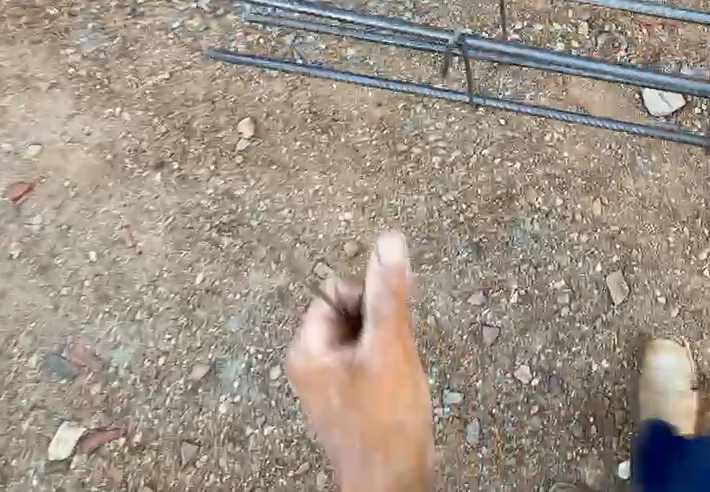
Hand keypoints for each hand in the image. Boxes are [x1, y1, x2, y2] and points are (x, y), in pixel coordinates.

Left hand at [285, 232, 433, 491]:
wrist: (395, 481)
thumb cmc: (386, 419)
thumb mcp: (389, 345)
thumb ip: (389, 291)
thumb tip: (390, 241)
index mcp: (308, 350)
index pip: (337, 291)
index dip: (369, 296)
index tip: (392, 316)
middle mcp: (312, 364)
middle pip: (352, 310)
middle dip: (382, 319)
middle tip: (396, 345)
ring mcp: (331, 381)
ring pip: (366, 332)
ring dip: (389, 339)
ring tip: (399, 367)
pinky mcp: (351, 394)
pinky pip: (370, 356)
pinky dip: (390, 358)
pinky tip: (401, 379)